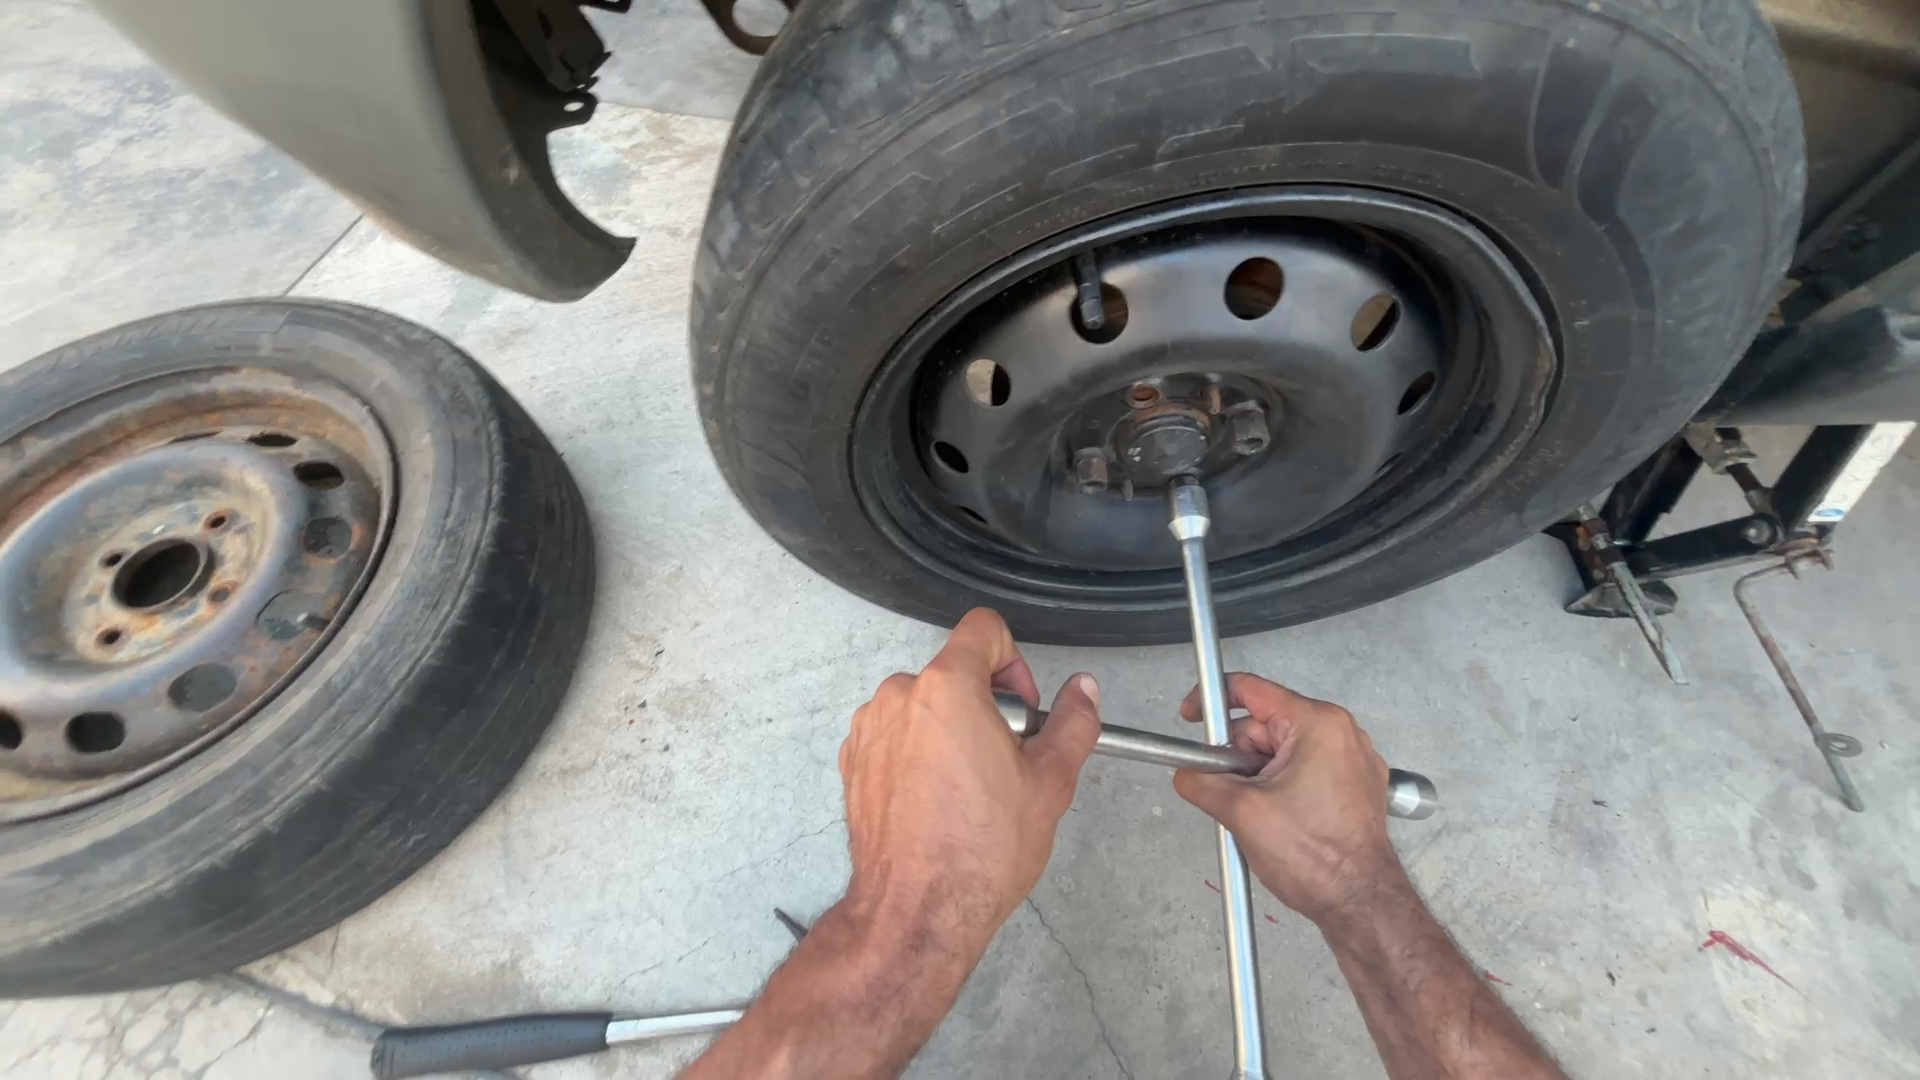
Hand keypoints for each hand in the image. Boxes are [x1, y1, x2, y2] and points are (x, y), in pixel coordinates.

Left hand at [838, 609, 1101, 952]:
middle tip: (1002, 762)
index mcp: (948, 687)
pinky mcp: (853, 759)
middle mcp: (900, 695)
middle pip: (956, 671)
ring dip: (951, 728)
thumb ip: (1073, 721)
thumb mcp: (1050, 781)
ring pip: (926, 703)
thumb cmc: (980, 848)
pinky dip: (918, 750)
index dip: (1014, 659)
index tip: (1021, 707)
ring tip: (967, 787)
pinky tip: (935, 798)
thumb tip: (1084, 689)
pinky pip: (896, 732)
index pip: (984, 628)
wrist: (916, 912)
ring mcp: (870, 727)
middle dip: (987, 705)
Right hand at [1171, 674, 1404, 923]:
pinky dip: (1279, 786)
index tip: (1191, 718)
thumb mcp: (1239, 810)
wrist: (1361, 908)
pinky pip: (1300, 769)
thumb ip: (1200, 779)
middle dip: (1238, 757)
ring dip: (1257, 777)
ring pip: (1278, 751)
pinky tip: (1278, 818)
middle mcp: (1340, 733)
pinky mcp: (1353, 784)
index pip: (1249, 689)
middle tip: (1235, 792)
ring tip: (1261, 814)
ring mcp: (1351, 759)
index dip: (1209, 701)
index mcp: (1317, 723)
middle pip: (1261, 725)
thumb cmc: (1319, 859)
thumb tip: (1186, 772)